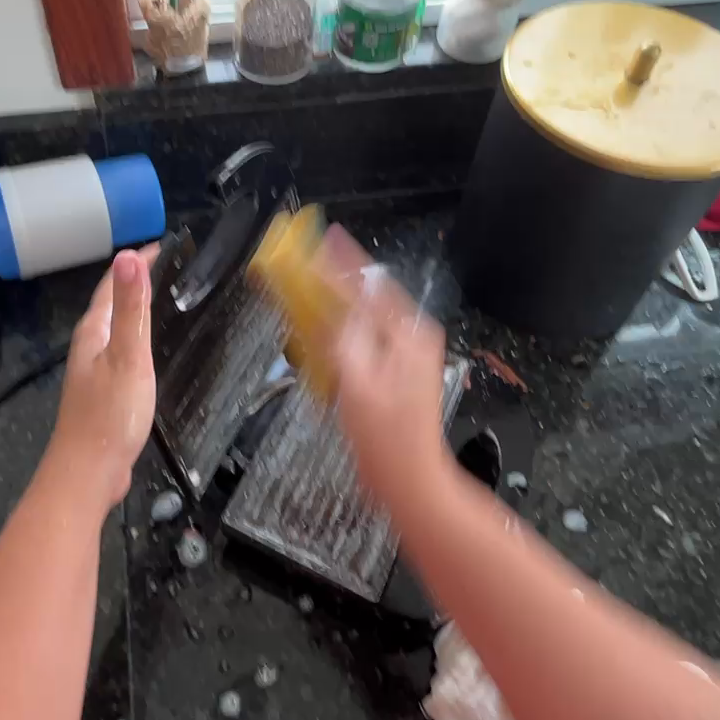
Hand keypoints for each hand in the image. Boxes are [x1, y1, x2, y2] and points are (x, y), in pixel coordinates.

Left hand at [43, 246, 158, 517]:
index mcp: (94, 332)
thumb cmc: (110, 413)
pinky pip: (122, 352)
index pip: (112, 284)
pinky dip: (138, 339)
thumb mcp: (128, 356)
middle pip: (111, 304)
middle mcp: (89, 346)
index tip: (163, 245)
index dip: (135, 263)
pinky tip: (150, 351)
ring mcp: (93, 371)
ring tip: (165, 300)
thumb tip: (128, 256)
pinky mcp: (103, 393)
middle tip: (170, 268)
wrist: (88, 473)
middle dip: (136, 282)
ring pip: (116, 329)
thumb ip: (131, 309)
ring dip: (136, 310)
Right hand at [311, 226, 454, 501]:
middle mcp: (411, 339)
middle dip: (337, 281)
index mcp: (408, 335)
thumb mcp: (359, 383)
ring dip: (336, 306)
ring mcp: (404, 357)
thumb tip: (334, 312)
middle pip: (368, 299)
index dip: (342, 263)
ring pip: (364, 319)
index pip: (369, 288)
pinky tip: (323, 329)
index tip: (323, 240)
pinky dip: (341, 333)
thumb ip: (345, 341)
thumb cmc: (386, 438)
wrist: (409, 480)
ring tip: (311, 286)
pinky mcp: (393, 374)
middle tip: (309, 260)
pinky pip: (364, 341)